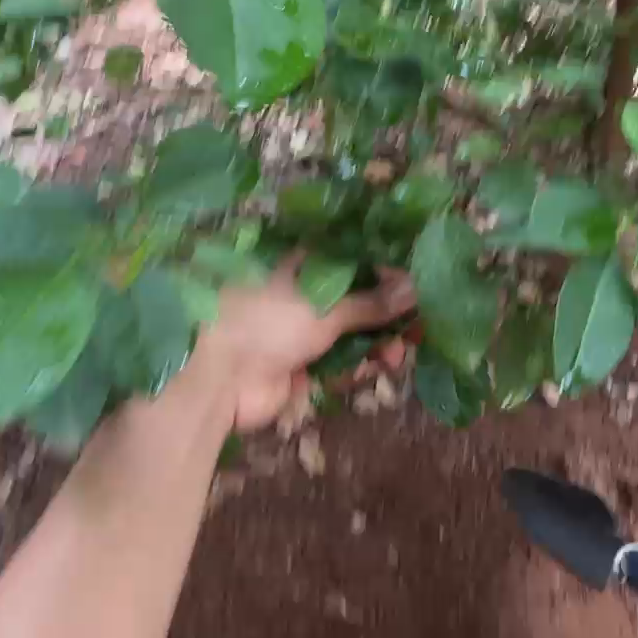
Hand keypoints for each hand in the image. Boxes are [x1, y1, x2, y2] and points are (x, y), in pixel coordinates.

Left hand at [186, 255, 415, 430]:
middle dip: (390, 314)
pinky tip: (376, 368)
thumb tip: (416, 286)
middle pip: (358, 298)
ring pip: (353, 332)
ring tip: (397, 357)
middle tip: (420, 328)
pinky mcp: (301, 365)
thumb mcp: (324, 306)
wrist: (218, 380)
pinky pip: (339, 362)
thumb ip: (371, 301)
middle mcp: (304, 291)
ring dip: (379, 343)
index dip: (388, 270)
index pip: (355, 258)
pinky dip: (358, 366)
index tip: (418, 282)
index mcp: (304, 263)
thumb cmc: (267, 322)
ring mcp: (302, 329)